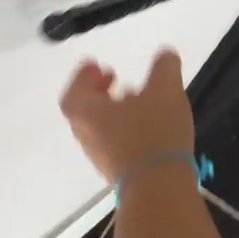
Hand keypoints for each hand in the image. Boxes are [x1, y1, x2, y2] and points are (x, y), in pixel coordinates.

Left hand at [60, 49, 195, 182]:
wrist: (158, 182)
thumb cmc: (154, 130)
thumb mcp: (165, 89)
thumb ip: (164, 67)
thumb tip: (164, 54)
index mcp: (89, 114)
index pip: (73, 94)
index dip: (81, 77)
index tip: (94, 64)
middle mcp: (87, 135)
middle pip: (83, 110)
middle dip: (97, 90)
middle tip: (112, 75)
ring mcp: (101, 154)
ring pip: (98, 125)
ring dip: (111, 106)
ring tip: (134, 93)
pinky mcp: (118, 167)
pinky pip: (113, 138)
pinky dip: (122, 122)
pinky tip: (146, 119)